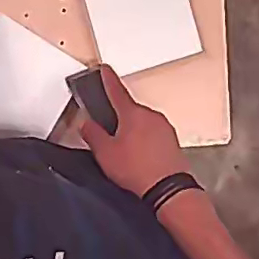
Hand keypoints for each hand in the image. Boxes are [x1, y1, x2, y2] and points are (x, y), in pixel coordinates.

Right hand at [77, 65, 188, 196]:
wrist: (169, 188)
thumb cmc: (139, 170)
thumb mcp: (105, 153)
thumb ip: (93, 135)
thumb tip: (87, 125)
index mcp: (132, 113)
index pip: (116, 90)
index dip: (107, 79)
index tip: (104, 69)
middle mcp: (150, 115)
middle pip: (129, 110)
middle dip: (118, 119)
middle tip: (108, 134)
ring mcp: (163, 127)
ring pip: (141, 123)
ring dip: (132, 132)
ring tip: (124, 153)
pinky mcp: (171, 140)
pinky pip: (153, 134)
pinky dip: (144, 141)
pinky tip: (139, 157)